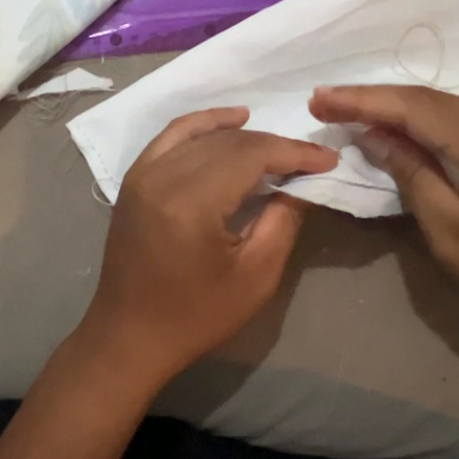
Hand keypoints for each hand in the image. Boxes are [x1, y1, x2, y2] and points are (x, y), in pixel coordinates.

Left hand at [81, 107, 337, 384]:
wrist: (130, 336)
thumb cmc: (196, 316)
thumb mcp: (255, 276)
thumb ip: (282, 220)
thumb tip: (300, 182)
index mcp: (190, 201)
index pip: (251, 155)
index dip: (292, 152)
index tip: (327, 159)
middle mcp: (162, 175)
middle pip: (227, 142)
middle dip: (272, 145)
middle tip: (308, 159)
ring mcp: (142, 173)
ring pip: (201, 134)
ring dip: (241, 133)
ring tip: (276, 143)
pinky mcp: (134, 178)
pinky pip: (171, 137)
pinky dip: (202, 124)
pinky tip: (229, 123)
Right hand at [308, 85, 458, 353]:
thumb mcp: (455, 237)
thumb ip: (414, 178)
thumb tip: (377, 137)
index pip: (414, 107)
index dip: (361, 101)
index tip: (318, 100)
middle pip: (431, 99)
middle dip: (374, 99)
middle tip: (324, 103)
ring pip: (450, 108)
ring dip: (400, 109)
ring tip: (352, 113)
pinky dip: (428, 124)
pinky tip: (404, 132)